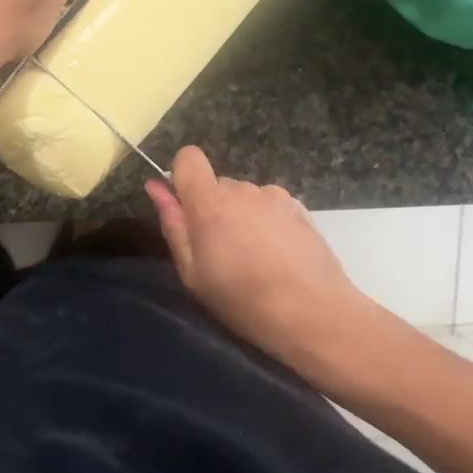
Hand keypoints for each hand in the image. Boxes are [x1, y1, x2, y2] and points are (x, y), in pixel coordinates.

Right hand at [148, 146, 399, 368]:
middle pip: (217, 184)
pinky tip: (279, 257)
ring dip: (242, 217)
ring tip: (255, 259)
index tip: (186, 210)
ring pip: (245, 197)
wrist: (315, 315)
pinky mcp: (300, 208)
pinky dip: (267, 224)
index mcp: (210, 202)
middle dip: (213, 209)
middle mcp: (243, 189)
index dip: (182, 177)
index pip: (188, 157)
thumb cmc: (244, 302)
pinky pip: (270, 207)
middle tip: (222, 253)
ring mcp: (275, 196)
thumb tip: (156, 187)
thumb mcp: (194, 274)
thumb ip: (174, 225)